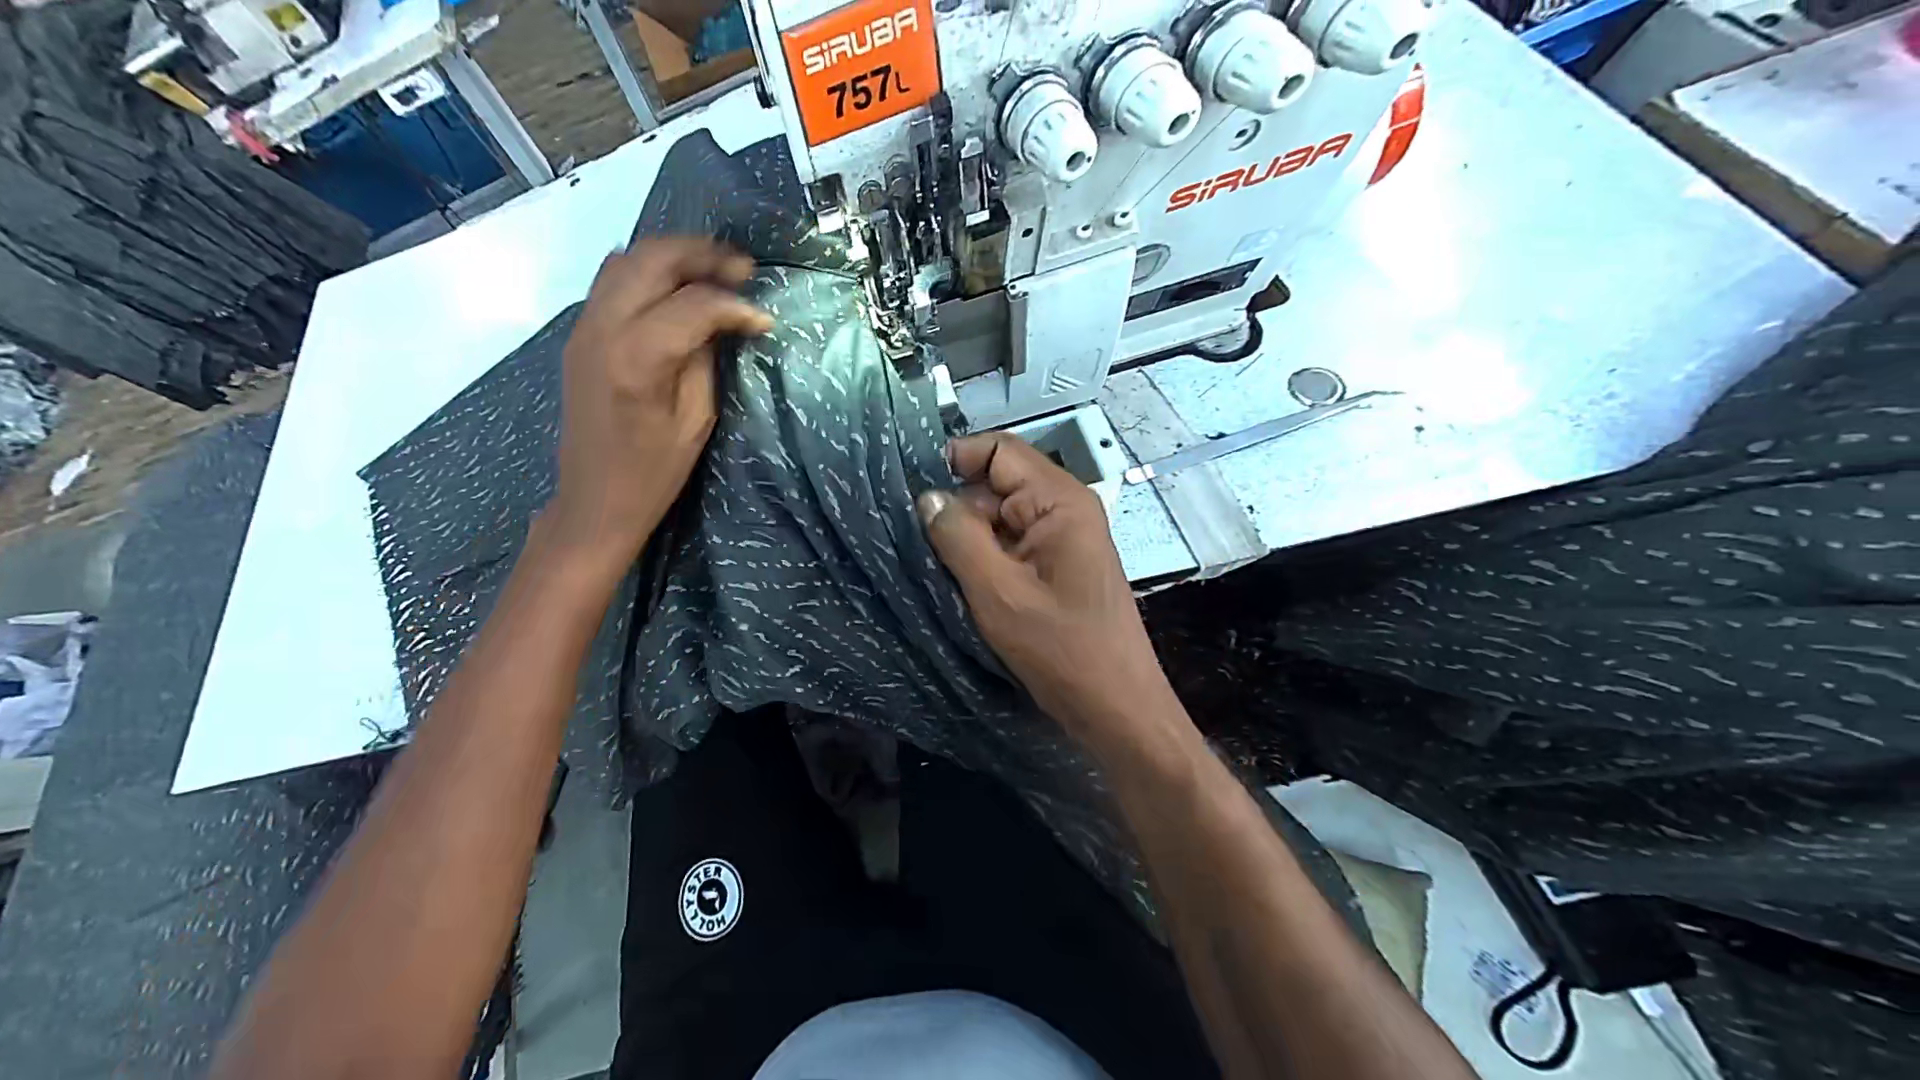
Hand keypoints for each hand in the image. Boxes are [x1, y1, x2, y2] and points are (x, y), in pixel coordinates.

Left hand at [546, 237, 771, 566]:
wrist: (594, 498)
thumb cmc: (654, 472)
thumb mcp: (696, 420)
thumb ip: (706, 359)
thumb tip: (722, 321)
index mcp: (637, 359)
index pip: (694, 304)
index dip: (736, 306)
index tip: (764, 321)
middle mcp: (602, 328)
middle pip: (653, 259)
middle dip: (703, 255)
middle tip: (743, 269)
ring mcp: (583, 326)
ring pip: (627, 258)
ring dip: (674, 256)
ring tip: (713, 272)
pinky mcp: (579, 333)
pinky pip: (612, 279)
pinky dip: (649, 270)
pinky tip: (677, 288)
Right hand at [916, 433, 1179, 745]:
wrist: (1118, 709)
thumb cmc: (1063, 650)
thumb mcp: (999, 593)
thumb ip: (958, 537)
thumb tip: (927, 496)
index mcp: (1059, 501)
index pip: (998, 450)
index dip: (953, 459)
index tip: (908, 489)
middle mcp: (1063, 510)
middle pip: (995, 485)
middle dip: (954, 508)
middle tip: (908, 539)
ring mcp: (1062, 541)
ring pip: (998, 520)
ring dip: (965, 539)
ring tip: (926, 565)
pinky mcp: (1056, 569)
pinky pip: (1010, 548)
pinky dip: (982, 561)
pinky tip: (956, 584)